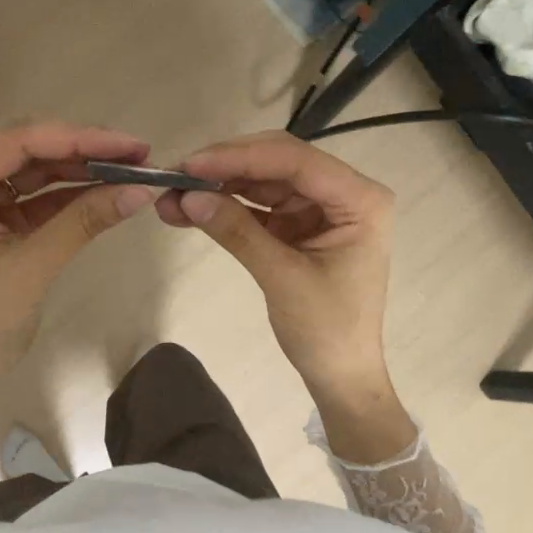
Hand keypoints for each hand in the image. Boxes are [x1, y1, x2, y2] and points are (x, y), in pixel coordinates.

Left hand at [0, 121, 157, 476]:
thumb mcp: (34, 265)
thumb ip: (85, 220)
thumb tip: (143, 190)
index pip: (16, 143)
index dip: (78, 138)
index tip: (129, 144)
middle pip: (23, 149)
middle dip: (81, 150)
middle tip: (136, 153)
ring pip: (30, 171)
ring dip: (78, 171)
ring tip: (129, 170)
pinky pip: (30, 198)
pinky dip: (65, 196)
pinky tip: (105, 191)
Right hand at [156, 131, 414, 462]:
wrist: (341, 375)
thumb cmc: (326, 330)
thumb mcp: (282, 278)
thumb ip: (238, 232)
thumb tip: (187, 198)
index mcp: (360, 199)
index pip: (295, 160)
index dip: (239, 157)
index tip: (190, 164)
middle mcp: (344, 194)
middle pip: (279, 163)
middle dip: (225, 168)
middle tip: (174, 177)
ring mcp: (321, 210)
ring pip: (264, 183)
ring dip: (219, 187)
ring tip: (172, 197)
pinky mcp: (300, 229)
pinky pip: (260, 208)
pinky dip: (227, 209)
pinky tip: (191, 211)